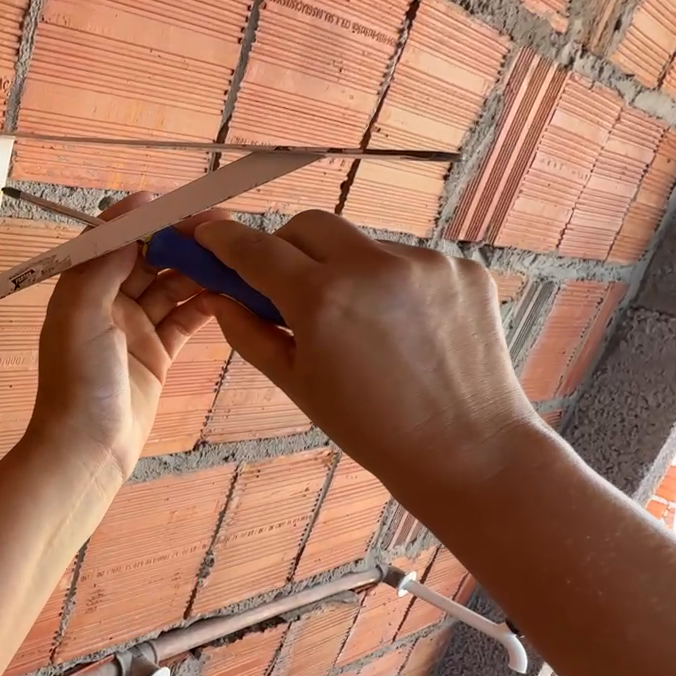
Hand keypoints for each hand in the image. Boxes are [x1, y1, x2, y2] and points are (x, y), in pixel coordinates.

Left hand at [27, 193, 216, 474]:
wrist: (89, 445)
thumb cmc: (78, 379)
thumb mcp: (81, 314)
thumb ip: (103, 264)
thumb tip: (128, 214)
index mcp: (81, 290)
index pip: (113, 242)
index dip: (142, 221)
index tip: (178, 203)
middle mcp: (106, 303)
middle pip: (147, 259)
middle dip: (180, 241)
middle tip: (222, 224)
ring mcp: (133, 328)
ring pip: (171, 286)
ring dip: (199, 269)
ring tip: (236, 253)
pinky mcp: (157, 352)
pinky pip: (185, 318)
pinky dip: (207, 302)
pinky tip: (232, 288)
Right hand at [191, 210, 541, 490]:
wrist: (467, 450)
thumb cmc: (367, 426)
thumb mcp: (293, 382)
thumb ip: (248, 333)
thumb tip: (220, 299)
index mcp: (321, 299)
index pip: (256, 250)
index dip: (224, 239)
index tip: (208, 234)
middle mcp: (373, 266)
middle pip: (308, 225)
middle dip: (285, 245)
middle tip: (283, 284)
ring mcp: (425, 262)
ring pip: (360, 244)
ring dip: (341, 268)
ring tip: (355, 320)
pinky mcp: (464, 269)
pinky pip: (405, 260)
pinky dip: (386, 282)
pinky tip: (398, 326)